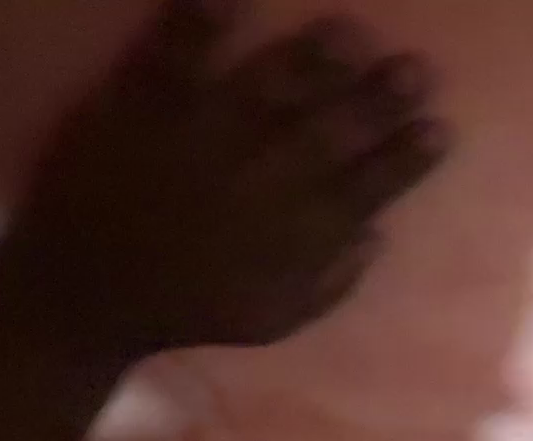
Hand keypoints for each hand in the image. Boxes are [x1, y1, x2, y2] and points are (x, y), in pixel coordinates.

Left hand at [0, 0, 446, 357]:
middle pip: (334, 134)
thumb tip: (377, 237)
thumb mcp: (280, 320)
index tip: (441, 130)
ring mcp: (204, 138)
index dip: (409, 159)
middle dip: (381, 101)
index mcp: (297, 236)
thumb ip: (333, 282)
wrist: (91, 293)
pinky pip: (176, 54)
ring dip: (317, 60)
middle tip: (418, 67)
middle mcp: (263, 181)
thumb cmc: (196, 309)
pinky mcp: (144, 107)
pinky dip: (200, 19)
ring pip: (272, 91)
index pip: (369, 189)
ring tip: (354, 31)